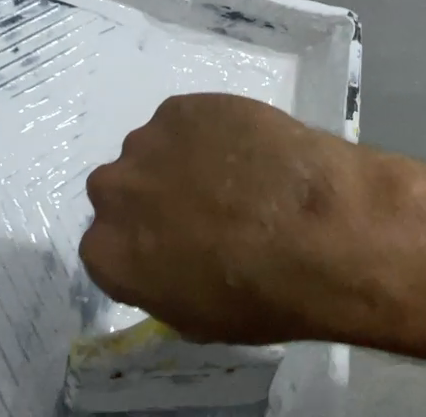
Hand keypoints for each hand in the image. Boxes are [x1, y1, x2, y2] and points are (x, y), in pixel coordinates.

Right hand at [78, 93, 389, 345]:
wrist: (319, 230)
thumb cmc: (261, 295)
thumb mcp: (197, 318)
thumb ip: (158, 282)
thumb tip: (165, 259)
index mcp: (107, 251)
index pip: (106, 246)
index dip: (143, 246)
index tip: (174, 249)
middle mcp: (113, 191)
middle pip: (122, 191)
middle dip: (152, 198)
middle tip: (201, 209)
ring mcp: (147, 141)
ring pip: (154, 151)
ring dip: (180, 162)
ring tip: (232, 177)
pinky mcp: (181, 106)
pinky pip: (186, 121)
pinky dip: (208, 132)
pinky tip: (246, 149)